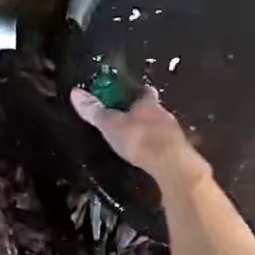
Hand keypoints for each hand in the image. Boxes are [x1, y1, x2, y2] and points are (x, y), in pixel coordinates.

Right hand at [70, 86, 208, 183]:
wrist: (169, 161)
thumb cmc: (138, 138)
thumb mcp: (110, 125)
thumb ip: (95, 111)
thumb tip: (75, 93)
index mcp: (147, 103)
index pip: (144, 93)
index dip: (139, 93)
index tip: (135, 94)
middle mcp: (163, 114)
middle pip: (155, 109)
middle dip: (146, 114)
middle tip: (136, 120)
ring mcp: (174, 133)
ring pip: (163, 127)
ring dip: (155, 131)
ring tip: (144, 139)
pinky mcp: (179, 151)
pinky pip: (168, 145)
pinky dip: (161, 148)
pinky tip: (155, 156)